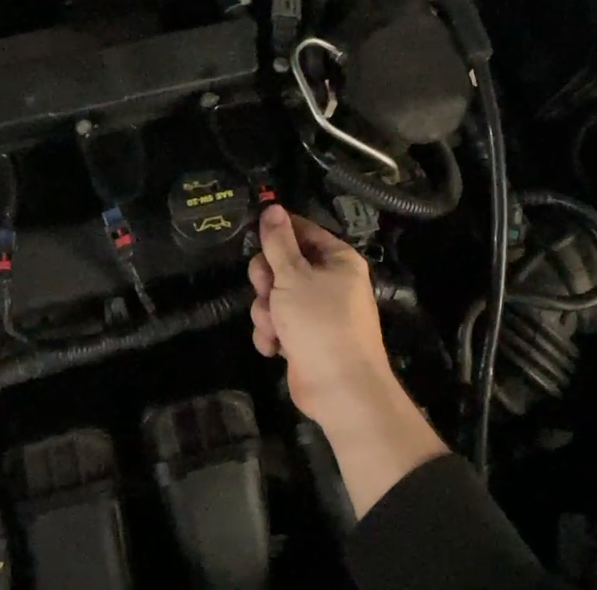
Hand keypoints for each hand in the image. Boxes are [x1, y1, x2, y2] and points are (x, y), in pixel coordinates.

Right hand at [249, 205, 448, 515]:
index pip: (302, 230)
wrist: (341, 390)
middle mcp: (330, 282)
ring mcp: (317, 312)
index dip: (276, 233)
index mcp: (337, 260)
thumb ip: (278, 242)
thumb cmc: (320, 323)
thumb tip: (272, 206)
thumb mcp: (294, 276)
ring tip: (274, 327)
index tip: (255, 237)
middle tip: (267, 290)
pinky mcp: (304, 338)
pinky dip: (272, 334)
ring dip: (267, 312)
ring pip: (275, 296)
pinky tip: (275, 348)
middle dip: (267, 280)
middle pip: (282, 264)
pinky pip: (278, 324)